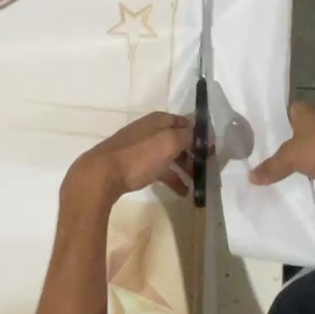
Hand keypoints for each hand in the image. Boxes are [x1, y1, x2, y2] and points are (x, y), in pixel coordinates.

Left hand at [64, 112, 195, 206]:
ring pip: (168, 155)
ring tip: (195, 185)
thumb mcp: (169, 142)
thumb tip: (204, 134)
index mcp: (159, 120)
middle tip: (205, 169)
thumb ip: (188, 136)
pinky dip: (171, 178)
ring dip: (184, 168)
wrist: (101, 175)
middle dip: (193, 153)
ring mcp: (140, 147)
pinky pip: (158, 169)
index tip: (213, 150)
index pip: (185, 122)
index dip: (200, 134)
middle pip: (177, 139)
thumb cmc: (139, 156)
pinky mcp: (132, 165)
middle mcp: (150, 130)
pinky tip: (181, 193)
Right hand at [249, 102, 314, 191]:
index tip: (252, 140)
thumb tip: (250, 177)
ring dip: (296, 157)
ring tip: (274, 169)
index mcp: (301, 109)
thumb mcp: (290, 157)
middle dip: (280, 144)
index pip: (279, 114)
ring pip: (305, 146)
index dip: (267, 127)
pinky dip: (310, 167)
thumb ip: (271, 166)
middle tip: (258, 158)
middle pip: (292, 131)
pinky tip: (297, 177)